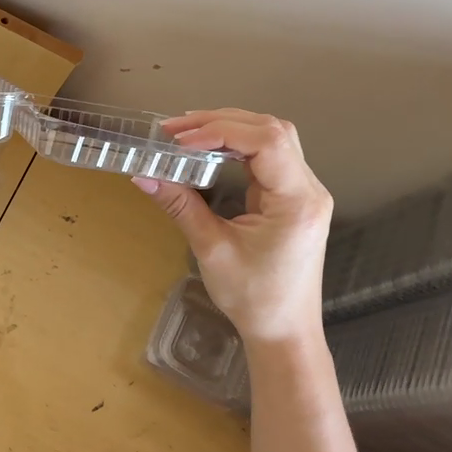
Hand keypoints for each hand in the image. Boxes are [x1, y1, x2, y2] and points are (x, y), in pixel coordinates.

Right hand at [133, 109, 333, 346]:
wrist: (283, 330)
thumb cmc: (253, 297)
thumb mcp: (211, 249)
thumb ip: (181, 206)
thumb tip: (143, 176)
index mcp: (296, 201)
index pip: (266, 142)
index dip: (221, 131)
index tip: (180, 142)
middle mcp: (308, 189)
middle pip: (272, 131)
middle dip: (222, 121)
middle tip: (175, 129)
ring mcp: (304, 193)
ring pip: (273, 139)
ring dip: (230, 128)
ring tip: (187, 133)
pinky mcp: (293, 199)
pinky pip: (269, 158)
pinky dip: (238, 145)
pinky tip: (210, 148)